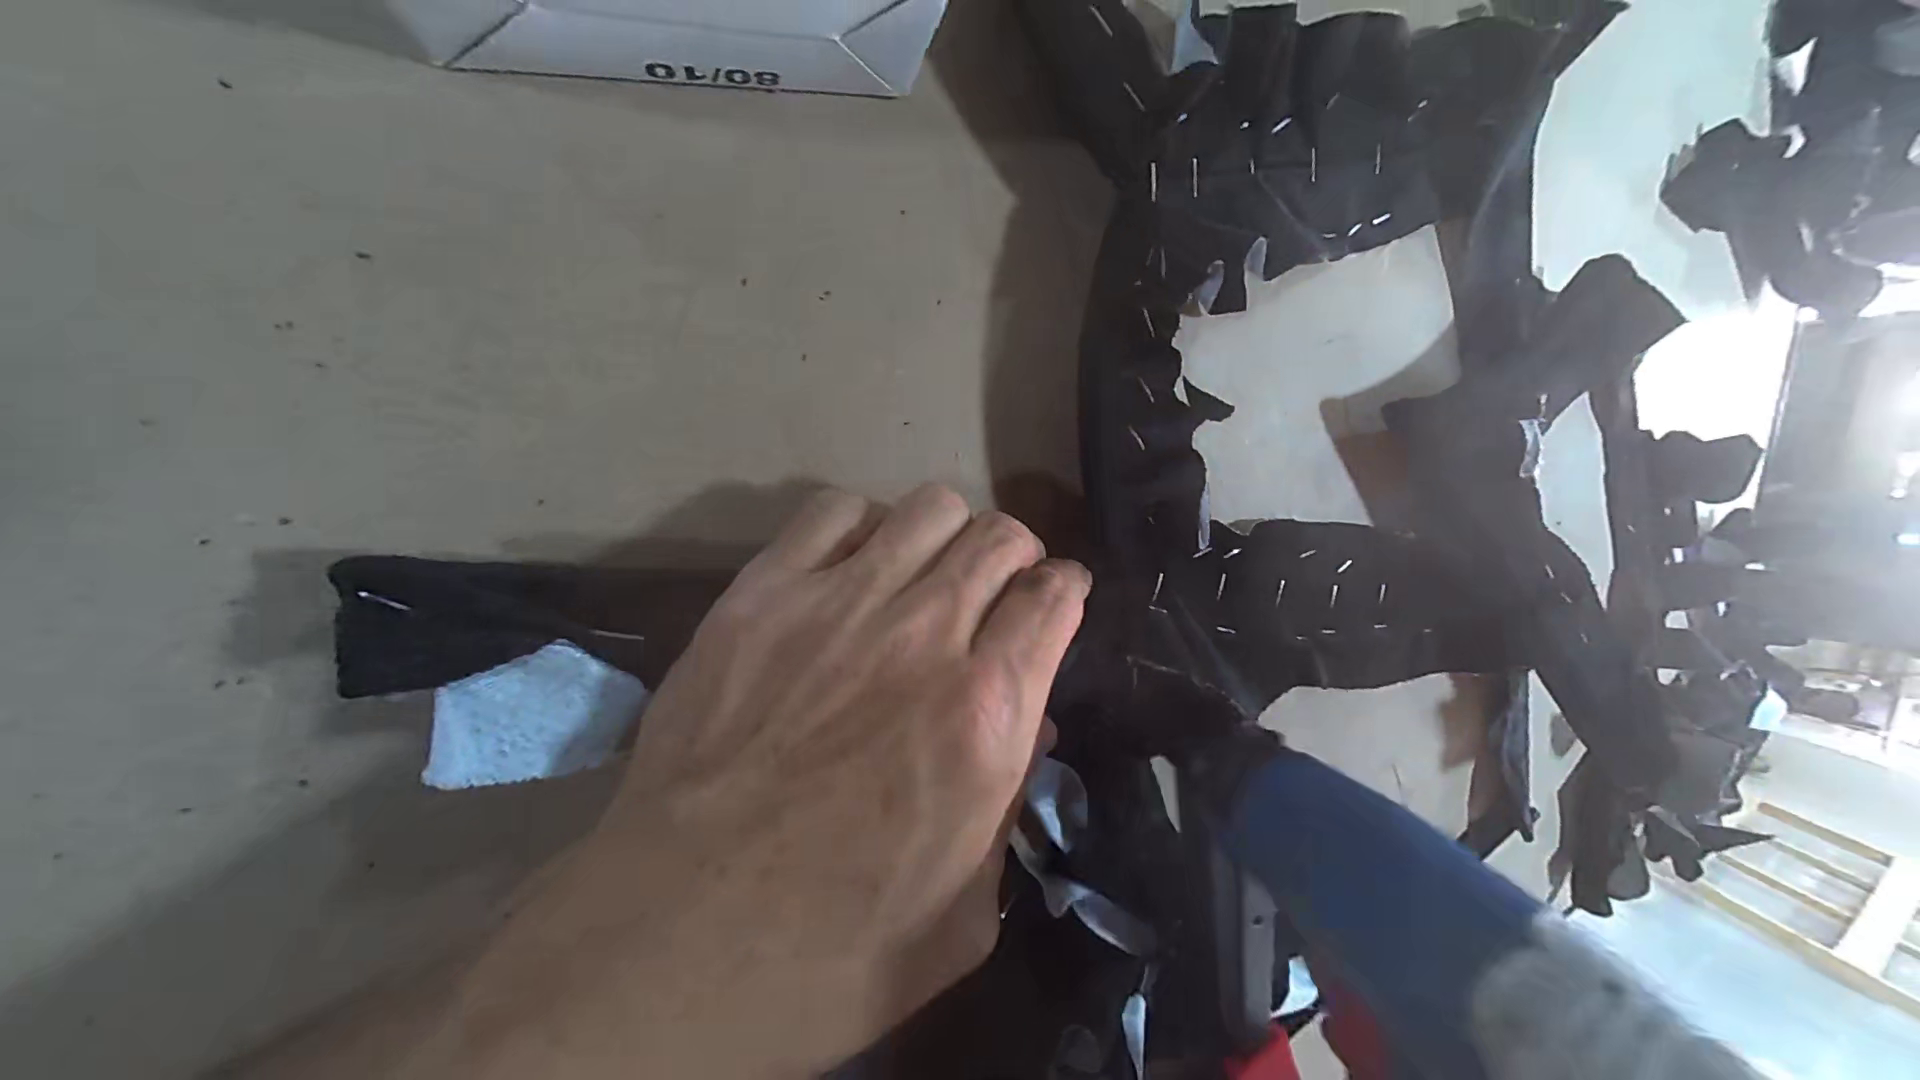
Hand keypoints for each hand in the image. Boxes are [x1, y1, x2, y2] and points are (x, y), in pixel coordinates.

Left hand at [445, 485, 1089, 1078]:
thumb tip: (1030, 722)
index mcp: (986, 713)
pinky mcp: (762, 595)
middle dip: (1015, 553)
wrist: (678, 936)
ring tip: (927, 569)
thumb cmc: (835, 947)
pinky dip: (862, 526)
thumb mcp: (968, 909)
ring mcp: (838, 604)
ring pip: (928, 508)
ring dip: (947, 533)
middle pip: (998, 537)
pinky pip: (834, 511)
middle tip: (998, 584)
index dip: (1066, 587)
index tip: (1058, 593)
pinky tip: (853, 566)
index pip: (1053, 599)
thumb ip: (1014, 802)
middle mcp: (924, 638)